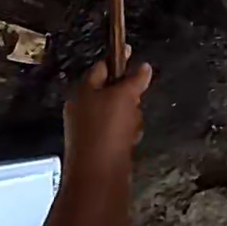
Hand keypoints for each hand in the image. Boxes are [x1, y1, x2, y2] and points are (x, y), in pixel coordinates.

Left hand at [63, 58, 151, 188]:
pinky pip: (119, 129)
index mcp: (82, 92)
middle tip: (136, 99)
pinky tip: (130, 139)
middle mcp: (82, 108)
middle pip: (112, 89)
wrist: (98, 175)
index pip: (101, 67)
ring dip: (131, 115)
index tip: (131, 50)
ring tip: (132, 125)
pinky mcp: (99, 145)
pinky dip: (128, 132)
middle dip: (129, 93)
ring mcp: (89, 128)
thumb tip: (144, 67)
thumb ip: (134, 79)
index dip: (118, 59)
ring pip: (119, 110)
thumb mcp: (124, 96)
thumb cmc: (107, 129)